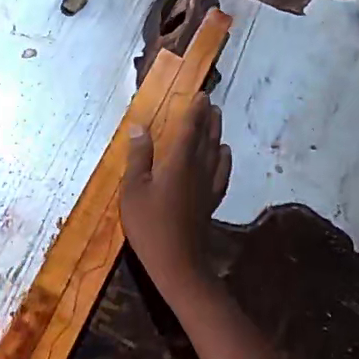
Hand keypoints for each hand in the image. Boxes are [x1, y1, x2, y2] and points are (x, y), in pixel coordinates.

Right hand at [121, 92, 231, 287]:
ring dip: (217, 134)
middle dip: (209, 119)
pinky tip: (224, 155)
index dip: (195, 111)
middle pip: (207, 138)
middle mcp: (198, 169)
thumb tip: (140, 127)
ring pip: (216, 153)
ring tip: (218, 121)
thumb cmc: (150, 225)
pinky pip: (222, 173)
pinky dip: (224, 160)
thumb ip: (139, 157)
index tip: (201, 95)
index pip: (190, 129)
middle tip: (211, 104)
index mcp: (179, 162)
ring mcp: (208, 186)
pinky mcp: (211, 201)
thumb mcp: (133, 190)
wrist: (178, 263)